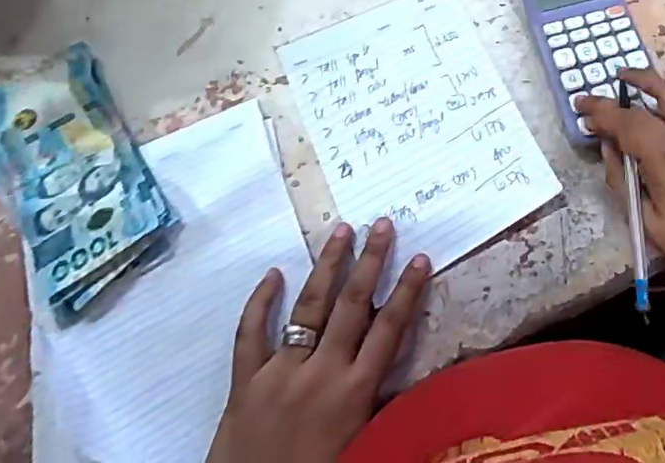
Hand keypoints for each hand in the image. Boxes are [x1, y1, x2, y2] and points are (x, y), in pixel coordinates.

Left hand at [208, 219, 431, 462]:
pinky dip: (260, 302)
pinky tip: (273, 272)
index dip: (407, 291)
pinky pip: (249, 335)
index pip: (389, 329)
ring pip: (308, 307)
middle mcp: (320, 374)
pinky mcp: (243, 384)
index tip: (420, 257)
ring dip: (328, 265)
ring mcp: (279, 374)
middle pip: (352, 305)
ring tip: (342, 230)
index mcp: (354, 394)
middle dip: (370, 260)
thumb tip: (399, 364)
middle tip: (383, 224)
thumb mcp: (361, 447)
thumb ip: (378, 405)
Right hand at [573, 69, 664, 278]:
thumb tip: (608, 146)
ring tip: (626, 75)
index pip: (626, 123)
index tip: (580, 111)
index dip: (601, 114)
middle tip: (590, 98)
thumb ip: (621, 177)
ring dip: (649, 81)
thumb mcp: (644, 216)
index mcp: (664, 156)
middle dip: (614, 100)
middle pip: (644, 106)